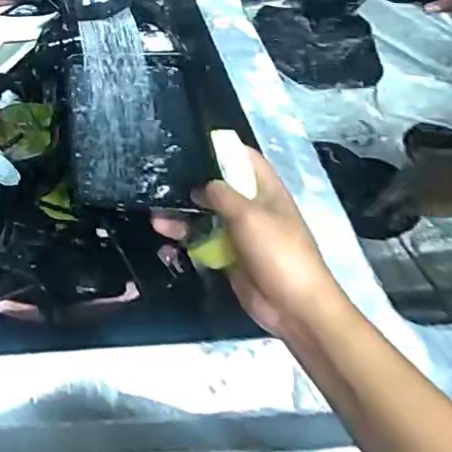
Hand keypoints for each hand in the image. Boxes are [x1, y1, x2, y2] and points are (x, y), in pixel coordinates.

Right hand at [154, 149, 348, 338]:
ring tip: (155, 215)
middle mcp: (252, 207)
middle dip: (191, 181)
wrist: (295, 310)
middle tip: (160, 176)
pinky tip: (164, 234)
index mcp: (266, 192)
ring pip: (204, 213)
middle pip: (218, 186)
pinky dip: (184, 236)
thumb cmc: (278, 252)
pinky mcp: (229, 254)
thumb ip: (220, 193)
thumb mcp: (248, 214)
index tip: (190, 142)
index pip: (245, 158)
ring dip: (181, 212)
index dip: (222, 147)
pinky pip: (201, 238)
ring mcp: (240, 232)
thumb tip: (200, 186)